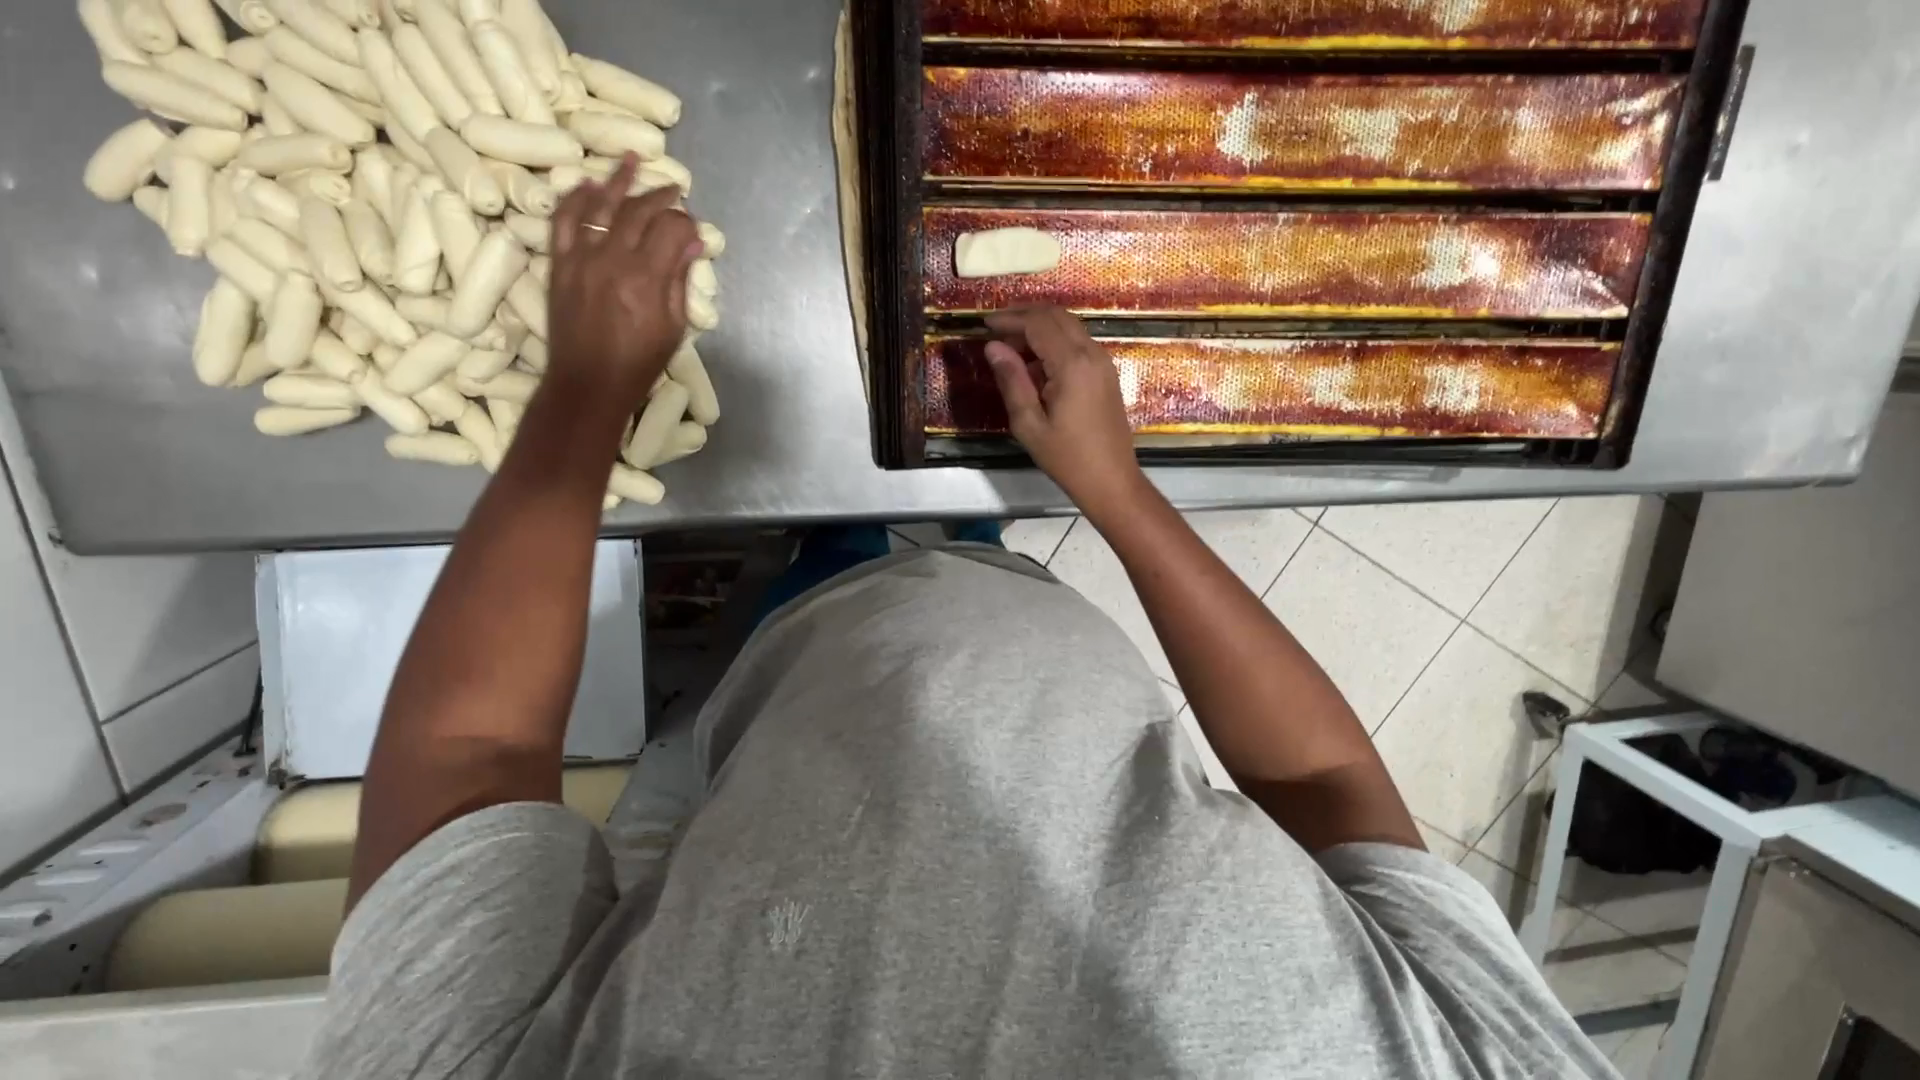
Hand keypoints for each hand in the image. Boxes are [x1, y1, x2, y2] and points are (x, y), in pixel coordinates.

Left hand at [547, 153, 701, 413]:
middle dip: (660, 196)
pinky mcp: (560, 264)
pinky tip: (586, 184)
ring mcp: (582, 259)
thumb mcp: (674, 327)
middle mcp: (613, 260)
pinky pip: (564, 220)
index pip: (671, 230)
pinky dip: (575, 198)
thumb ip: (680, 280)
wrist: (588, 384)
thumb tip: (691, 243)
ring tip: (631, 160)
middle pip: (639, 212)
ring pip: (601, 206)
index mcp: (647, 279)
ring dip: (618, 180)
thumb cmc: (640, 363)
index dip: (687, 224)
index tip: (694, 230)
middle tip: (674, 188)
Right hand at [983, 306, 1144, 513]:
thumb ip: (1011, 380)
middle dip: (1024, 316)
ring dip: (1039, 328)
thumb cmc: (1066, 457)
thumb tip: (993, 347)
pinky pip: (1078, 342)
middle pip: (1056, 316)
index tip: (985, 325)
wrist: (1111, 479)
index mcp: (1072, 364)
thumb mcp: (1029, 424)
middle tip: (996, 330)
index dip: (1010, 319)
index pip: (1038, 323)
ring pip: (1069, 326)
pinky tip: (1034, 363)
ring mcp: (1103, 361)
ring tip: (1010, 347)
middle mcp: (1091, 353)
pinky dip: (1054, 341)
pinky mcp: (1106, 373)